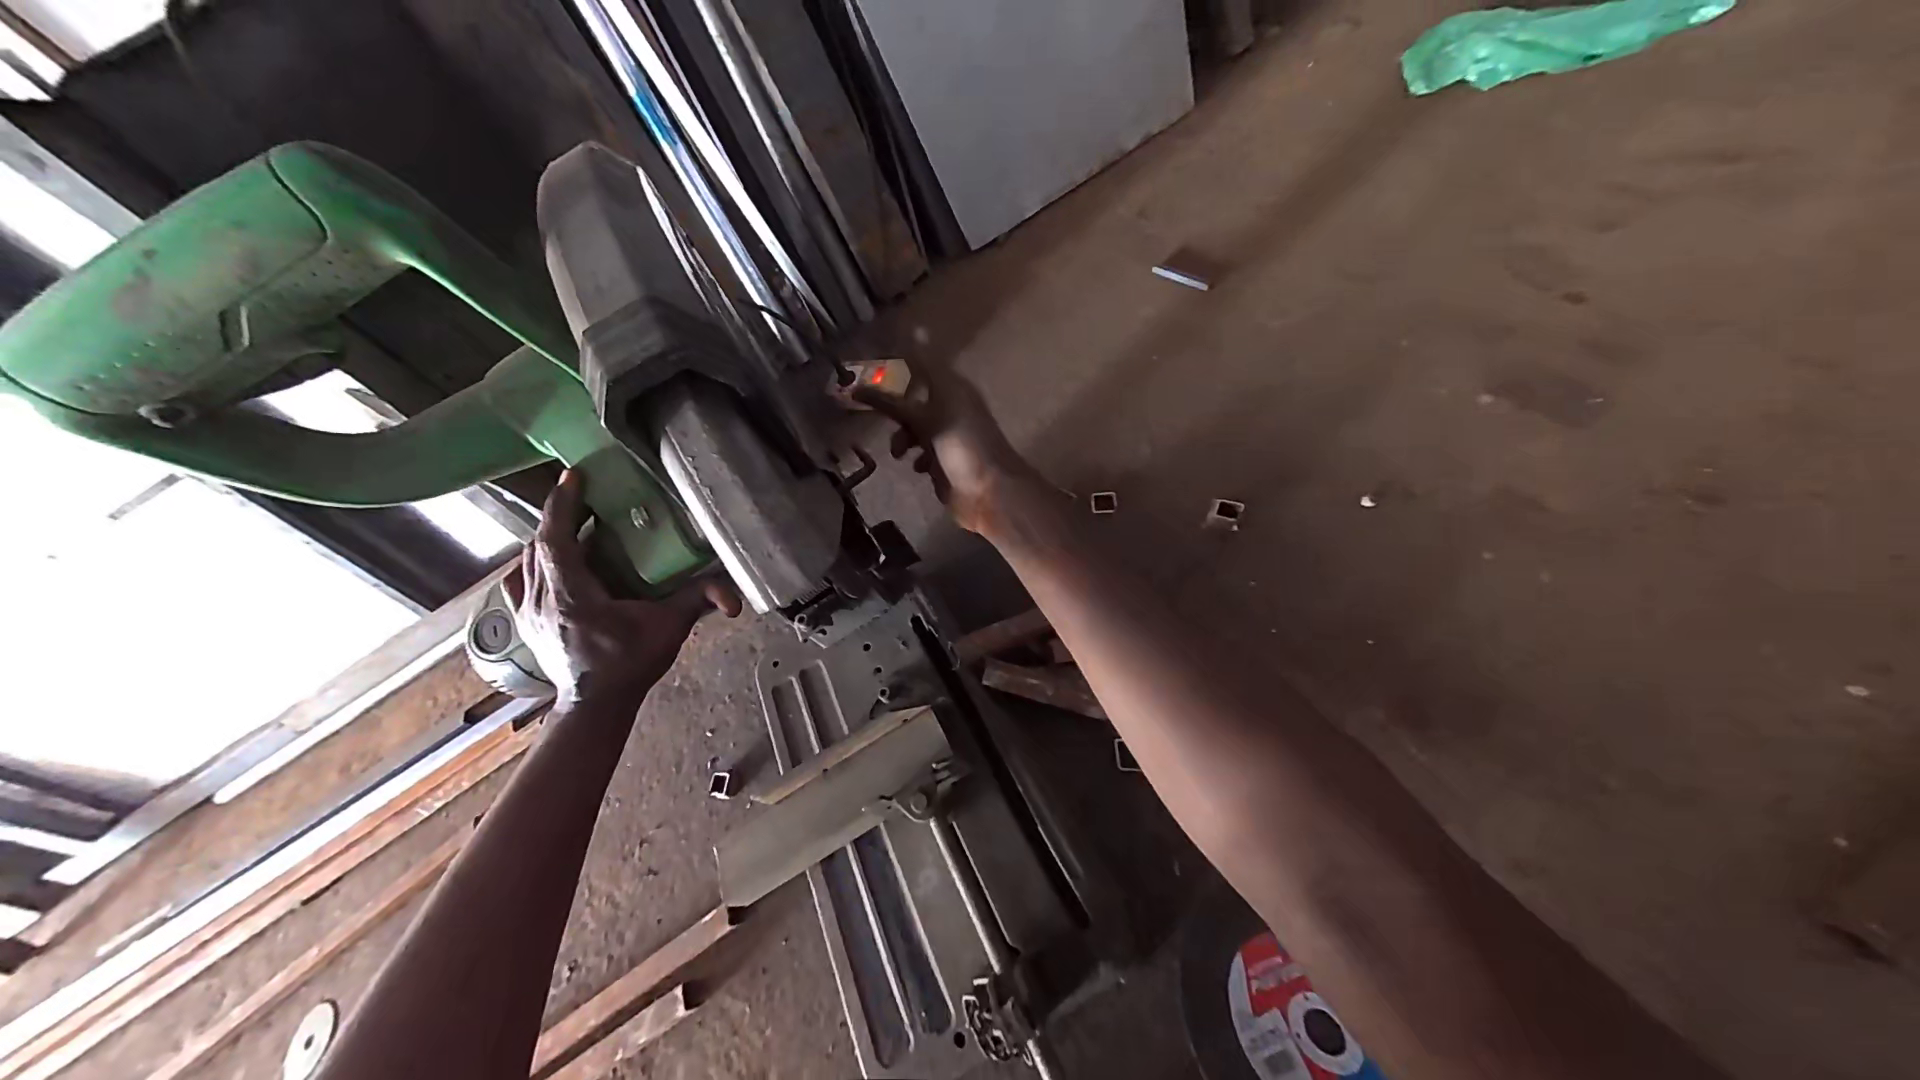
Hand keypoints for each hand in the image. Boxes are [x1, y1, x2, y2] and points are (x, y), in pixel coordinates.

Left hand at [503, 471, 739, 708]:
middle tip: (585, 496)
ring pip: (527, 559)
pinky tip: (548, 558)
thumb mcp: (668, 630)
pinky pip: (521, 579)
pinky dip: (533, 560)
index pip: (557, 539)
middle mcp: (542, 599)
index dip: (564, 504)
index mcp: (572, 596)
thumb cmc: (629, 664)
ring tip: (572, 521)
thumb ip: (698, 603)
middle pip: (540, 543)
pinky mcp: (525, 622)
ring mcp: (528, 612)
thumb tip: (733, 599)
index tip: (574, 476)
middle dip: (560, 514)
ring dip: (548, 535)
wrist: (595, 705)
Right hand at [855, 362, 1037, 536]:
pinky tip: (918, 467)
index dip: (899, 360)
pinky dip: (916, 457)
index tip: (872, 361)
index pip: (922, 363)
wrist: (989, 491)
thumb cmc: (961, 446)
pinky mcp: (945, 460)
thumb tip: (866, 377)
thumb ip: (893, 402)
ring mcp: (948, 435)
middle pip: (914, 399)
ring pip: (915, 428)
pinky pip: (922, 452)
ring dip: (903, 437)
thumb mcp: (926, 419)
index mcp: (951, 388)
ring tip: (900, 452)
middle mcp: (950, 407)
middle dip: (895, 408)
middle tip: (871, 413)